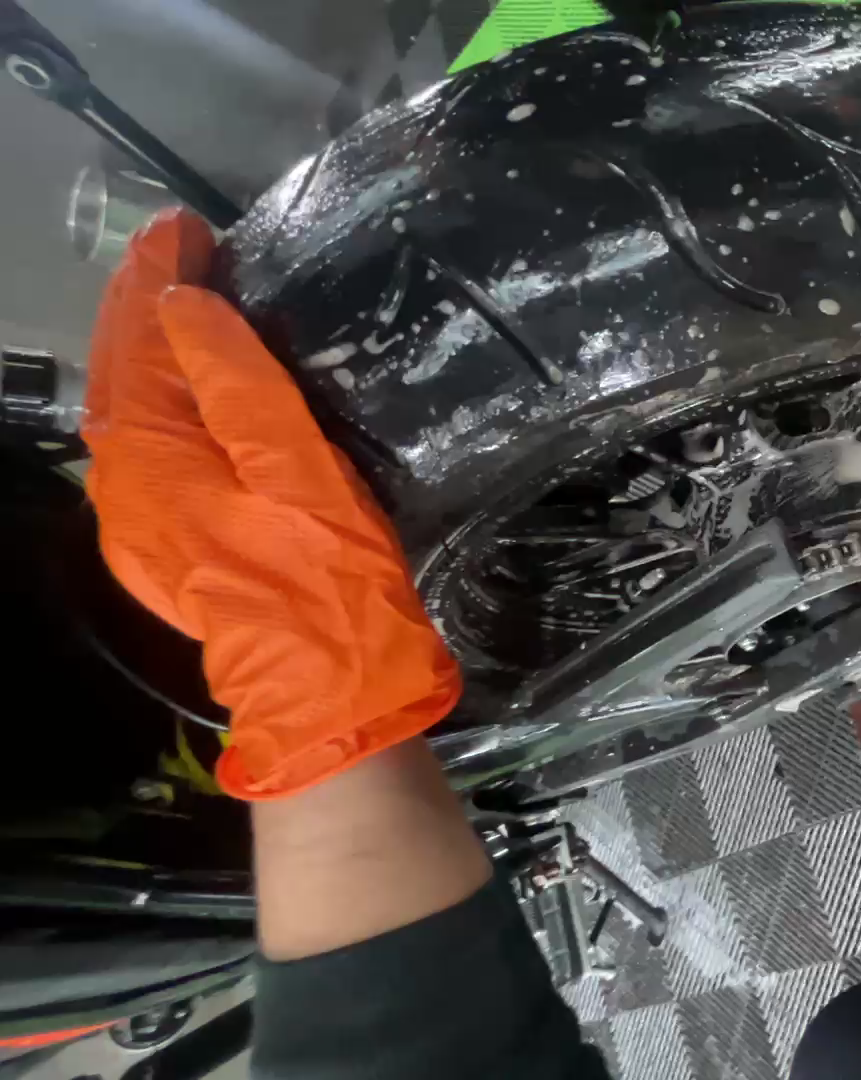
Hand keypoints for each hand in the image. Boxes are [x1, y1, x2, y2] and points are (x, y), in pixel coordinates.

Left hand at [83, 211, 459, 799]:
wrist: (331, 680)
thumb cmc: (330, 575)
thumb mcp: (301, 477)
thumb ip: (244, 393)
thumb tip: (190, 310)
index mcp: (157, 458)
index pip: (142, 346)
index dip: (159, 282)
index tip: (186, 229)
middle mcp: (130, 482)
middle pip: (126, 376)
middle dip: (148, 309)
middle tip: (189, 258)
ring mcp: (148, 518)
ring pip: (137, 415)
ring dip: (156, 356)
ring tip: (193, 314)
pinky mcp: (182, 542)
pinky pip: (161, 450)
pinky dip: (175, 405)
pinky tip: (204, 400)